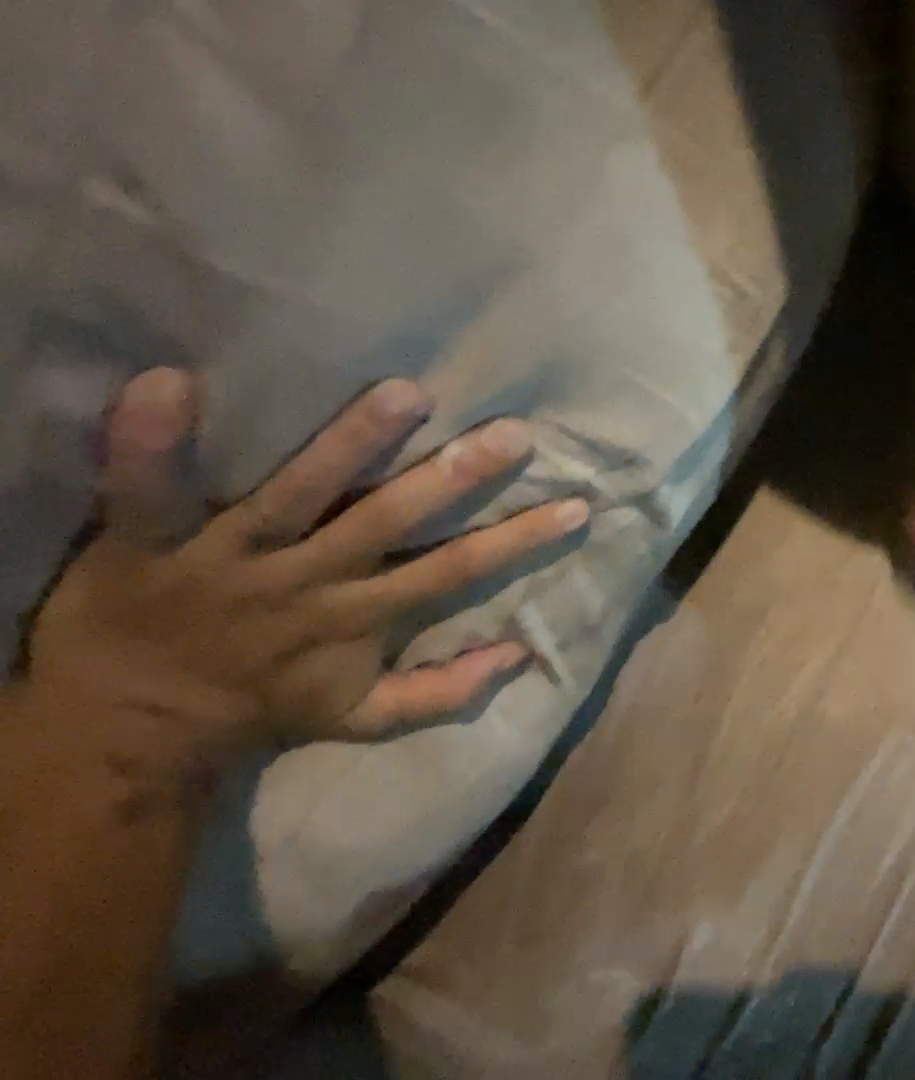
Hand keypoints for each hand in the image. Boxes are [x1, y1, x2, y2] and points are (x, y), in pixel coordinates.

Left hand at [20, 368, 588, 767]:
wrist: (129, 730)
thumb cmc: (263, 710)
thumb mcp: (365, 718)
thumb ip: (445, 691)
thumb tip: (522, 652)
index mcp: (361, 616)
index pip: (458, 569)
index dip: (520, 538)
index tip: (576, 506)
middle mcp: (309, 580)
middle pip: (392, 520)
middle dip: (456, 476)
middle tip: (513, 434)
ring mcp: (233, 557)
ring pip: (299, 492)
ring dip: (351, 442)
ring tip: (406, 392)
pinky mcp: (150, 542)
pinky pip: (150, 489)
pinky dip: (151, 440)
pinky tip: (170, 379)